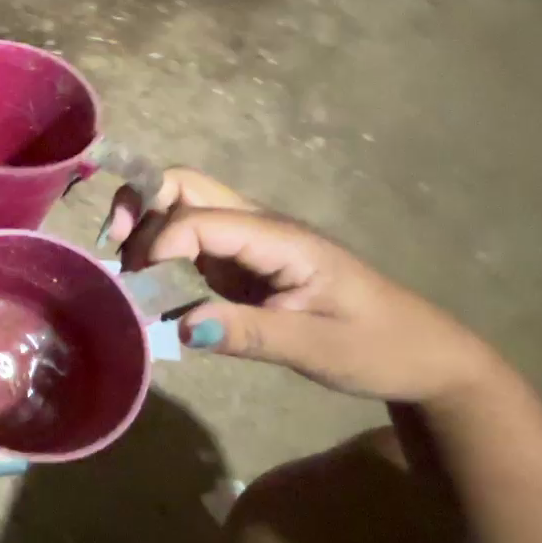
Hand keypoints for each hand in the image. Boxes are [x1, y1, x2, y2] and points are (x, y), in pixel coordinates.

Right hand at [103, 168, 499, 404]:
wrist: (426, 357)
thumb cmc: (379, 348)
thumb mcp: (318, 348)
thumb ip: (248, 334)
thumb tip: (179, 327)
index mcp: (281, 239)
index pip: (200, 220)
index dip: (159, 243)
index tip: (139, 285)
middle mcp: (259, 226)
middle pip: (183, 185)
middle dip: (138, 203)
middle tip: (115, 247)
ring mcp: (248, 241)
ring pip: (180, 204)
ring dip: (143, 222)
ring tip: (124, 267)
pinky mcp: (239, 261)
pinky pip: (186, 237)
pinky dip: (155, 247)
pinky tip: (144, 279)